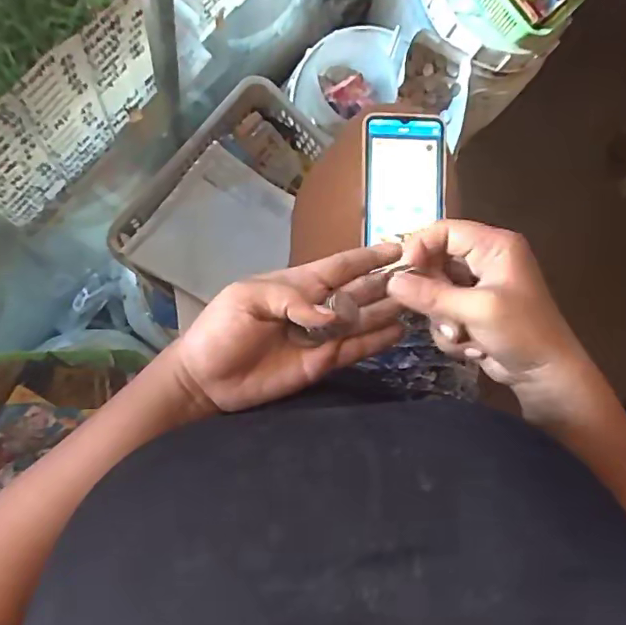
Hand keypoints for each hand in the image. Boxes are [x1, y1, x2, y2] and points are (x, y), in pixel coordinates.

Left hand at [166, 244, 407, 412]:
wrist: (207, 378)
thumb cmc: (221, 329)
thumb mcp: (248, 299)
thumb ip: (292, 300)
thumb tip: (333, 315)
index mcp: (297, 284)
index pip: (339, 266)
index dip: (366, 256)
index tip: (397, 246)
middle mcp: (316, 307)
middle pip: (359, 291)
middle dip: (386, 281)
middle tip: (419, 274)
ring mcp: (322, 337)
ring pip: (363, 319)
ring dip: (387, 309)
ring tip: (416, 301)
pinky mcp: (322, 363)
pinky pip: (355, 349)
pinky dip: (376, 341)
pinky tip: (399, 332)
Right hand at [385, 221, 591, 407]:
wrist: (545, 375)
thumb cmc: (521, 333)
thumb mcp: (475, 310)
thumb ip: (431, 294)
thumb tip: (391, 281)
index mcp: (494, 246)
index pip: (445, 230)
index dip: (420, 248)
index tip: (401, 274)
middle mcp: (485, 261)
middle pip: (435, 263)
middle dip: (434, 296)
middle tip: (440, 316)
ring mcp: (478, 289)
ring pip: (435, 294)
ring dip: (443, 321)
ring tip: (462, 337)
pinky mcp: (472, 313)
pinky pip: (443, 316)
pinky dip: (452, 334)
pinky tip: (473, 348)